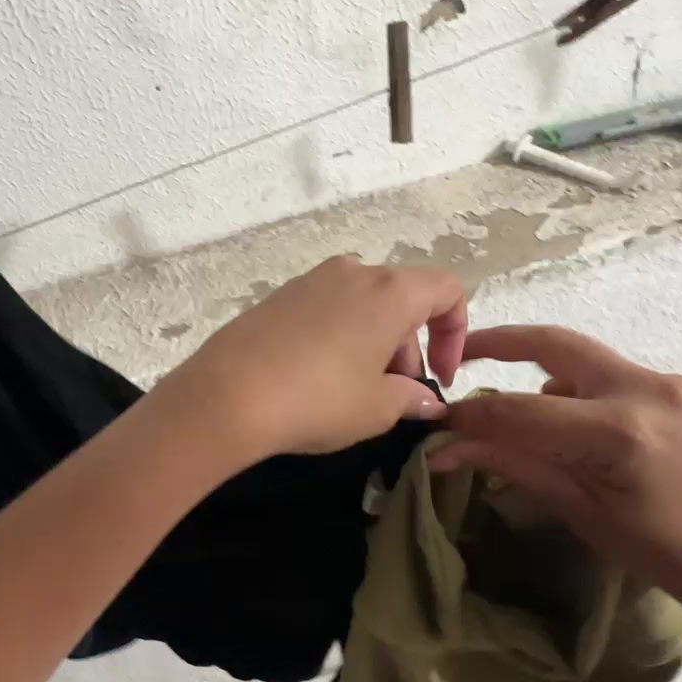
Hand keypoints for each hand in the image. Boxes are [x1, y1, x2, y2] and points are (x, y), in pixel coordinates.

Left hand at [155, 255, 466, 460]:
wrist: (226, 395)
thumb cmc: (318, 400)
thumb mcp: (377, 409)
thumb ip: (411, 398)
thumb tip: (425, 400)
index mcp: (388, 290)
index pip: (446, 290)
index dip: (455, 335)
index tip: (439, 378)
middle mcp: (350, 272)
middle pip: (399, 301)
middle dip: (407, 348)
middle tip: (393, 397)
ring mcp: (307, 281)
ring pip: (359, 307)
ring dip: (371, 345)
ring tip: (353, 394)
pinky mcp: (274, 298)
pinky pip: (323, 312)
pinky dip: (335, 339)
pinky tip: (314, 381)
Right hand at [430, 325, 681, 588]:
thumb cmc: (653, 547)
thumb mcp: (574, 506)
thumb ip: (508, 462)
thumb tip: (440, 450)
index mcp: (618, 432)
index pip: (519, 409)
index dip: (470, 414)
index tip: (435, 417)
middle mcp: (646, 390)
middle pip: (554, 342)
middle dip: (499, 341)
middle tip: (458, 351)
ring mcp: (668, 382)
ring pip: (581, 359)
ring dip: (542, 376)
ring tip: (526, 417)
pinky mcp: (678, 385)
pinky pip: (609, 373)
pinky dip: (577, 389)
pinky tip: (575, 424)